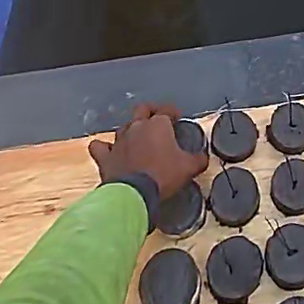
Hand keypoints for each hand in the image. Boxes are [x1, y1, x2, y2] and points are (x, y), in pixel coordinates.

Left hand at [88, 103, 206, 199]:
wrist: (133, 194)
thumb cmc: (164, 175)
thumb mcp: (189, 167)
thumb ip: (198, 159)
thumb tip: (203, 158)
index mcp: (158, 124)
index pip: (167, 109)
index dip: (173, 112)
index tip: (177, 117)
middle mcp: (137, 127)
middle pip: (142, 109)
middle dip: (150, 111)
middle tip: (157, 119)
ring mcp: (118, 141)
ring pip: (123, 127)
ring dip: (131, 130)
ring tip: (138, 138)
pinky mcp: (105, 157)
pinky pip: (100, 146)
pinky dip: (104, 147)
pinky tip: (108, 150)